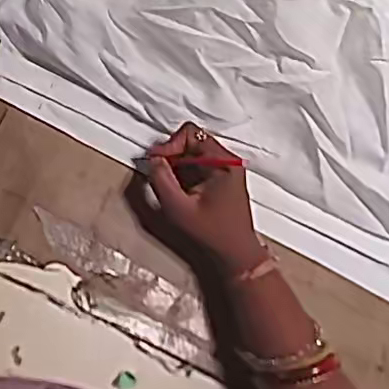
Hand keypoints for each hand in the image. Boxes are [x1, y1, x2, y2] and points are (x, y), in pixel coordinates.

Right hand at [143, 123, 266, 274]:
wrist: (236, 255)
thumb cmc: (211, 234)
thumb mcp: (178, 208)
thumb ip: (161, 179)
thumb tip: (153, 159)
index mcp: (223, 162)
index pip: (190, 133)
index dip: (169, 145)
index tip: (156, 162)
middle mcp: (228, 160)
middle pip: (192, 140)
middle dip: (172, 154)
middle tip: (158, 172)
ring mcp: (227, 169)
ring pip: (194, 151)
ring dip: (177, 163)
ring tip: (168, 183)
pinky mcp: (223, 178)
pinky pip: (199, 163)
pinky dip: (184, 171)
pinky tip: (178, 188)